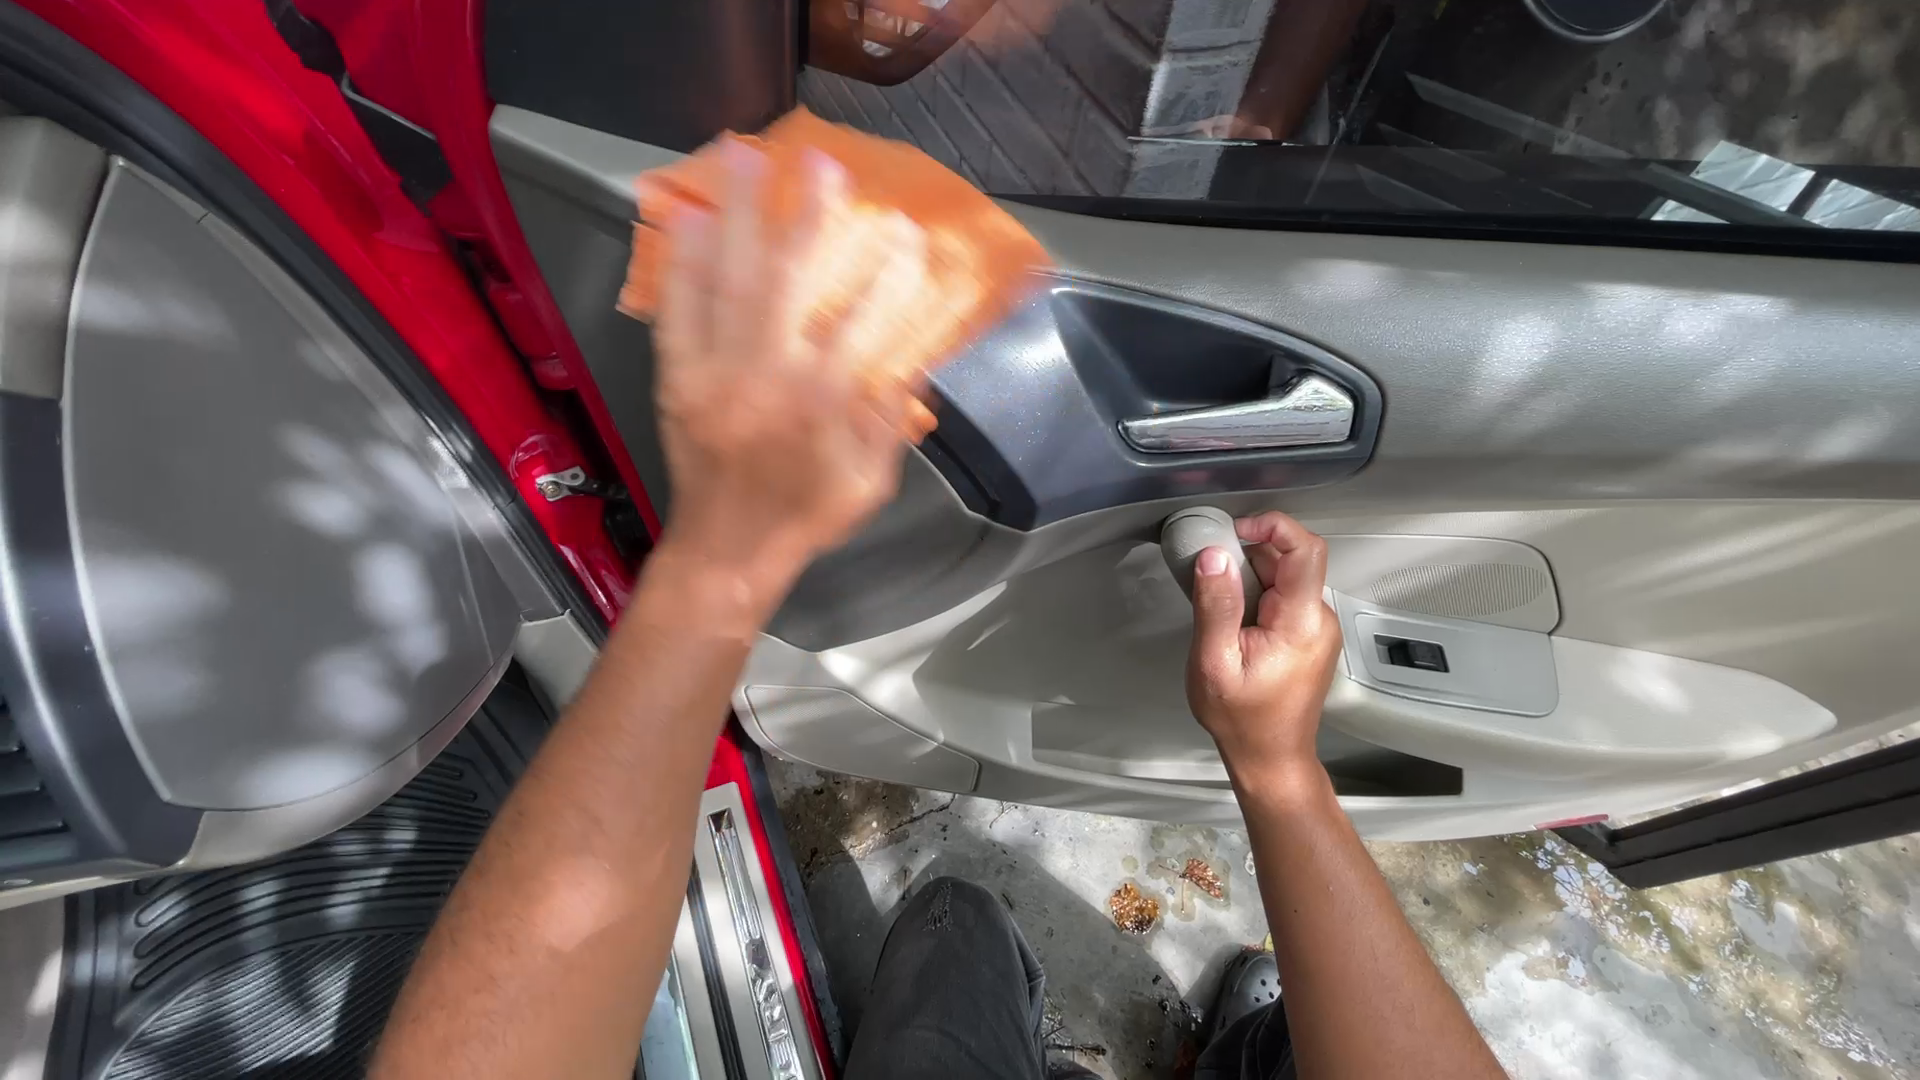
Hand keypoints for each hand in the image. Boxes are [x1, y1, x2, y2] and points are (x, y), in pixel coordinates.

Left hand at [653, 141, 925, 586]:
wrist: (728, 550)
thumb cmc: (806, 517)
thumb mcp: (870, 482)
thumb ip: (889, 420)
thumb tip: (909, 360)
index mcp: (823, 405)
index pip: (864, 324)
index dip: (890, 276)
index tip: (907, 235)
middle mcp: (768, 377)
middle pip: (789, 282)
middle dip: (809, 218)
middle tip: (823, 166)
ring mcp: (716, 373)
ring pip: (728, 282)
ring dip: (739, 216)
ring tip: (745, 158)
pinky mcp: (678, 379)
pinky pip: (677, 313)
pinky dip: (683, 265)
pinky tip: (690, 221)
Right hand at [1185, 512, 1343, 785]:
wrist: (1270, 756)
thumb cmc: (1241, 718)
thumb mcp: (1214, 662)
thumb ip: (1215, 606)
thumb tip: (1214, 556)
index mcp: (1301, 622)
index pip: (1305, 550)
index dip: (1272, 525)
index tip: (1234, 529)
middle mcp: (1318, 618)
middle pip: (1291, 559)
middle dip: (1248, 555)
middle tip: (1209, 572)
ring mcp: (1316, 626)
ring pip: (1284, 576)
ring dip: (1248, 576)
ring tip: (1216, 602)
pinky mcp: (1307, 634)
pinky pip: (1282, 595)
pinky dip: (1254, 593)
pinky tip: (1230, 618)